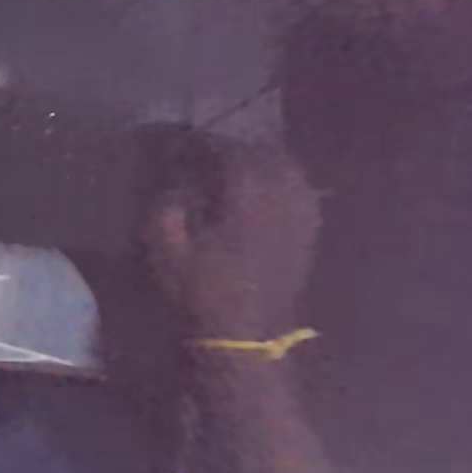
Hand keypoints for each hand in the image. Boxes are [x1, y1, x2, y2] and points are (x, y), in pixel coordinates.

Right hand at [143, 141, 319, 339]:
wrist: (244, 337)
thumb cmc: (197, 292)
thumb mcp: (164, 250)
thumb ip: (167, 207)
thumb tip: (177, 183)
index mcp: (247, 204)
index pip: (229, 154)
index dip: (200, 140)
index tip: (173, 135)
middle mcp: (283, 204)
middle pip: (266, 156)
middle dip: (231, 145)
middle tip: (198, 146)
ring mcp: (302, 219)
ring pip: (289, 170)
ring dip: (258, 159)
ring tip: (226, 161)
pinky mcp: (307, 235)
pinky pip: (300, 190)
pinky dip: (278, 178)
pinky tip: (258, 186)